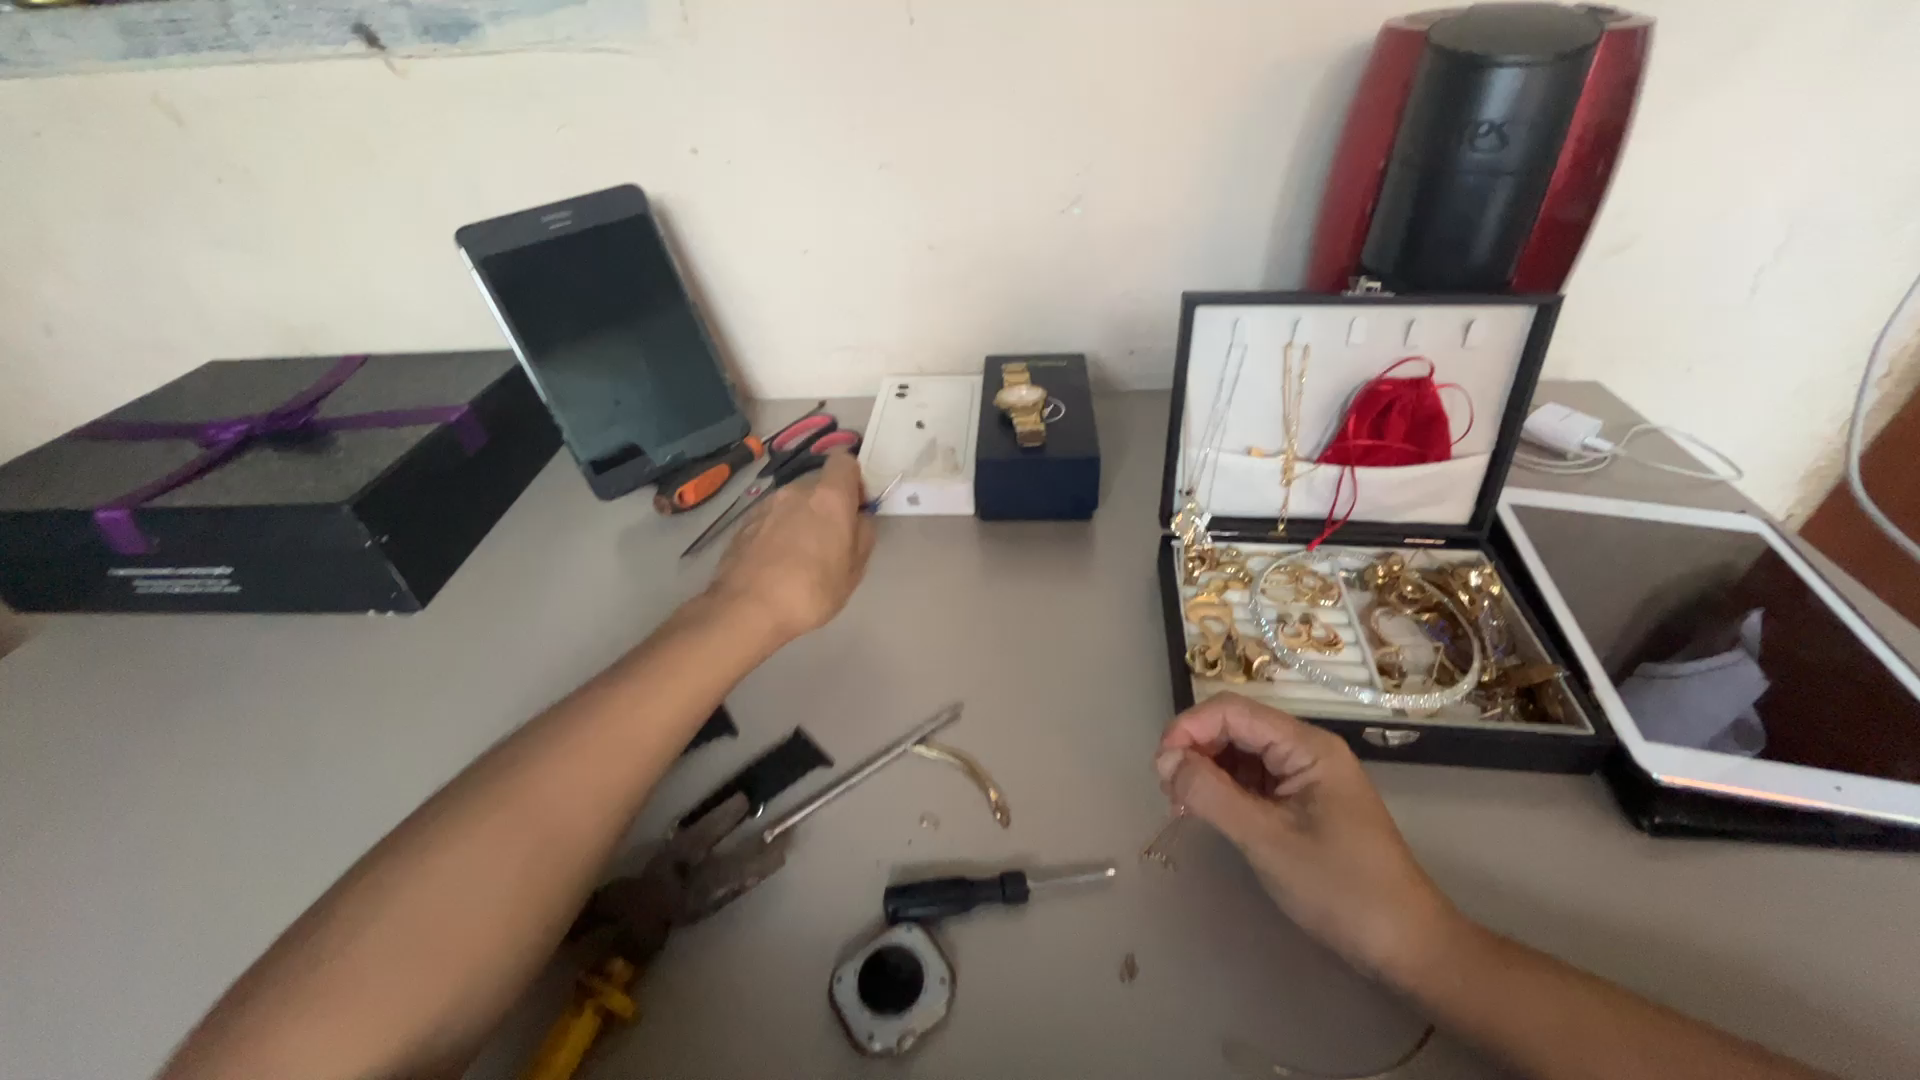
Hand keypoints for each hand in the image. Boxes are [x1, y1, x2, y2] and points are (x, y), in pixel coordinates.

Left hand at [706, 451, 875, 642]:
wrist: (746, 609)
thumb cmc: (811, 590)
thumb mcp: (854, 570)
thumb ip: (863, 535)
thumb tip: (859, 517)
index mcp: (829, 497)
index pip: (844, 461)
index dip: (854, 479)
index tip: (856, 506)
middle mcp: (795, 492)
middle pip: (818, 486)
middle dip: (827, 506)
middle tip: (830, 542)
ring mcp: (765, 506)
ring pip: (792, 504)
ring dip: (800, 520)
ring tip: (799, 557)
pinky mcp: (743, 524)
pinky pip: (770, 520)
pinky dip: (777, 532)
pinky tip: (776, 563)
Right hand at [1155, 692, 1458, 981]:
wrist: (1405, 945)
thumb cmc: (1340, 888)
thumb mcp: (1266, 839)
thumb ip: (1210, 794)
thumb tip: (1164, 760)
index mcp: (1307, 747)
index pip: (1233, 712)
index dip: (1189, 728)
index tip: (1160, 767)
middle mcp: (1305, 750)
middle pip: (1235, 727)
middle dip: (1194, 750)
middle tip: (1167, 792)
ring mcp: (1304, 777)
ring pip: (1239, 754)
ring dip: (1205, 771)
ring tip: (1181, 806)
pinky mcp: (1301, 802)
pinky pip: (1251, 780)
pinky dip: (1222, 790)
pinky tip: (1205, 812)